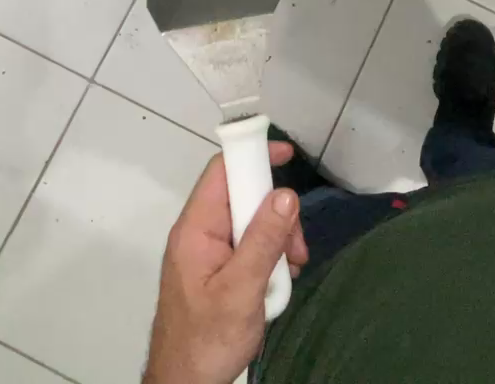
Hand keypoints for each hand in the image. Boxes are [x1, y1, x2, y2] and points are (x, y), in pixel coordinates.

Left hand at [144, 143, 310, 383]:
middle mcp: (200, 231)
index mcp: (196, 228)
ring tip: (293, 268)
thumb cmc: (208, 341)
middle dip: (276, 212)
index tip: (287, 155)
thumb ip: (263, 241)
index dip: (252, 154)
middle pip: (242, 194)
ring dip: (277, 238)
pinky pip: (248, 243)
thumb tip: (286, 193)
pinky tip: (281, 279)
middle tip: (298, 245)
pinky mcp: (217, 267)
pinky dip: (269, 255)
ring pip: (250, 220)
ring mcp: (208, 249)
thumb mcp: (241, 292)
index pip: (222, 170)